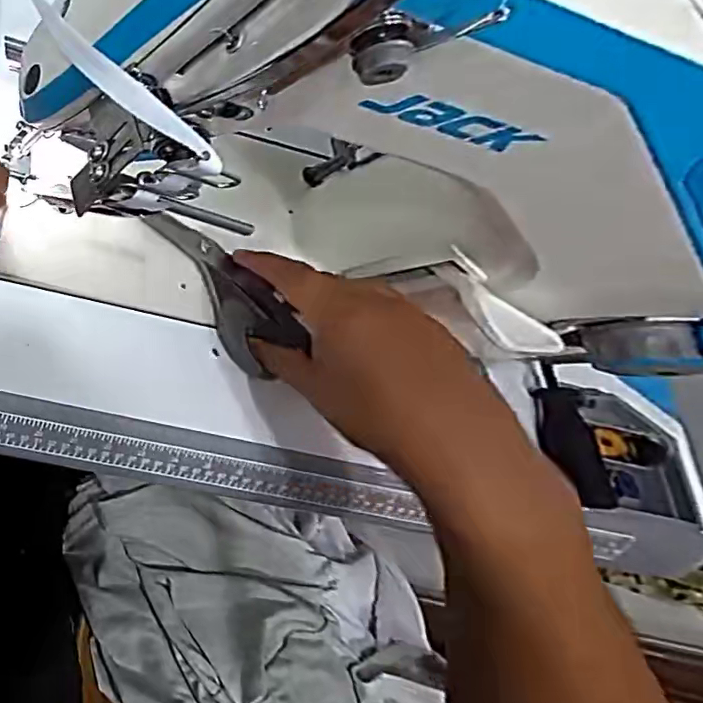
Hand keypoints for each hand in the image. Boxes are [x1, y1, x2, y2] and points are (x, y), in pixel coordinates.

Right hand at [235, 251, 545, 490]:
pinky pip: (388, 312)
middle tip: (273, 298)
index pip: (288, 275)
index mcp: (338, 307)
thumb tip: (266, 344)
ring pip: (358, 295)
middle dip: (295, 287)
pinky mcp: (433, 331)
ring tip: (315, 333)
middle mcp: (376, 302)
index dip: (260, 264)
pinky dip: (365, 320)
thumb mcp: (311, 386)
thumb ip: (279, 355)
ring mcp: (409, 314)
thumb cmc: (390, 415)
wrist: (457, 442)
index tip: (245, 260)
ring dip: (332, 305)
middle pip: (323, 281)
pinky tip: (359, 350)